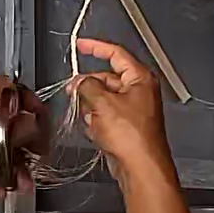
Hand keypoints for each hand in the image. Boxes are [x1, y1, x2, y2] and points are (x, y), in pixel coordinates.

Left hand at [0, 76, 46, 211]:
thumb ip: (24, 128)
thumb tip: (37, 127)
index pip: (9, 87)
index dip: (29, 100)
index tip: (42, 120)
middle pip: (8, 119)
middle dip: (25, 141)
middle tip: (38, 155)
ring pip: (0, 144)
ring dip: (15, 163)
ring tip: (22, 183)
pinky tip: (3, 188)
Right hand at [72, 38, 174, 189]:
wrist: (141, 167)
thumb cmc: (131, 135)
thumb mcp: (102, 103)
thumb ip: (87, 86)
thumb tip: (79, 82)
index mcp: (140, 78)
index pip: (116, 54)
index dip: (96, 47)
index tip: (81, 45)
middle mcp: (140, 90)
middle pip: (107, 78)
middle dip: (89, 85)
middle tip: (72, 90)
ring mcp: (134, 108)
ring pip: (104, 98)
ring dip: (92, 107)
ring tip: (91, 118)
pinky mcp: (128, 125)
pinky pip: (106, 115)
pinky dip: (97, 120)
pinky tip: (96, 130)